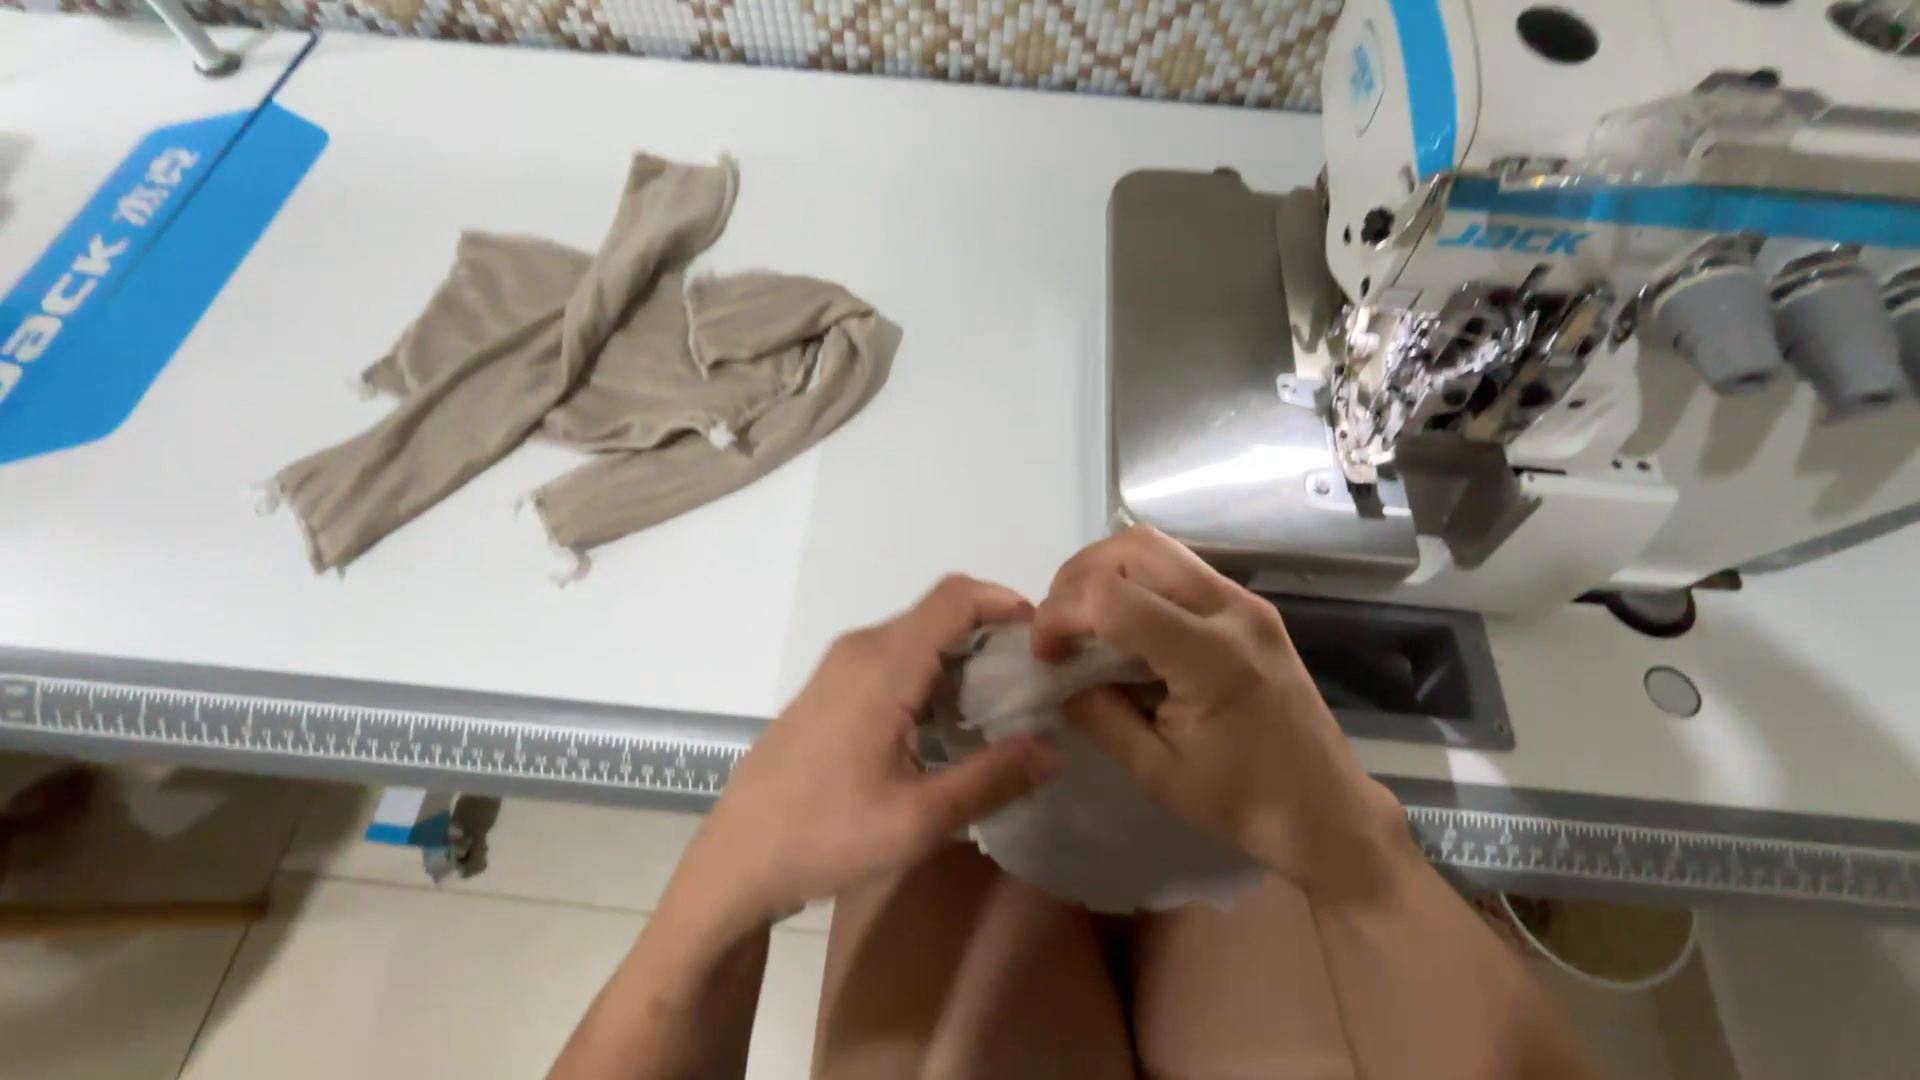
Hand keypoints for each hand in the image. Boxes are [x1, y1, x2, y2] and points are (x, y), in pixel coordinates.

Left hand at [674, 576, 1063, 928]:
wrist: (735, 861)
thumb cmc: (824, 837)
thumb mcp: (918, 819)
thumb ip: (992, 778)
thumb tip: (1055, 749)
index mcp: (883, 665)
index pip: (955, 597)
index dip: (1006, 603)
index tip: (1044, 643)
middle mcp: (860, 650)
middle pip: (939, 613)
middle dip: (992, 636)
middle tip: (1034, 684)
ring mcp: (839, 667)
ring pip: (917, 637)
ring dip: (963, 659)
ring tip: (1002, 709)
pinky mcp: (830, 689)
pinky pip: (893, 659)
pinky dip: (932, 675)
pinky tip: (948, 725)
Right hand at [1032, 526, 1407, 895]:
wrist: (1327, 809)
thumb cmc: (1242, 803)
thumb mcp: (1154, 770)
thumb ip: (1098, 714)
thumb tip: (1058, 676)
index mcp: (1211, 657)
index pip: (1112, 598)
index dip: (1060, 615)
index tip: (1044, 654)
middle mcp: (1232, 610)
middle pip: (1134, 547)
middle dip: (1077, 577)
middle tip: (1058, 627)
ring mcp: (1245, 602)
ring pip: (1156, 546)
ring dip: (1104, 571)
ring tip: (1084, 620)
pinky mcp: (1249, 606)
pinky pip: (1178, 567)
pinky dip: (1134, 580)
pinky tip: (1123, 625)